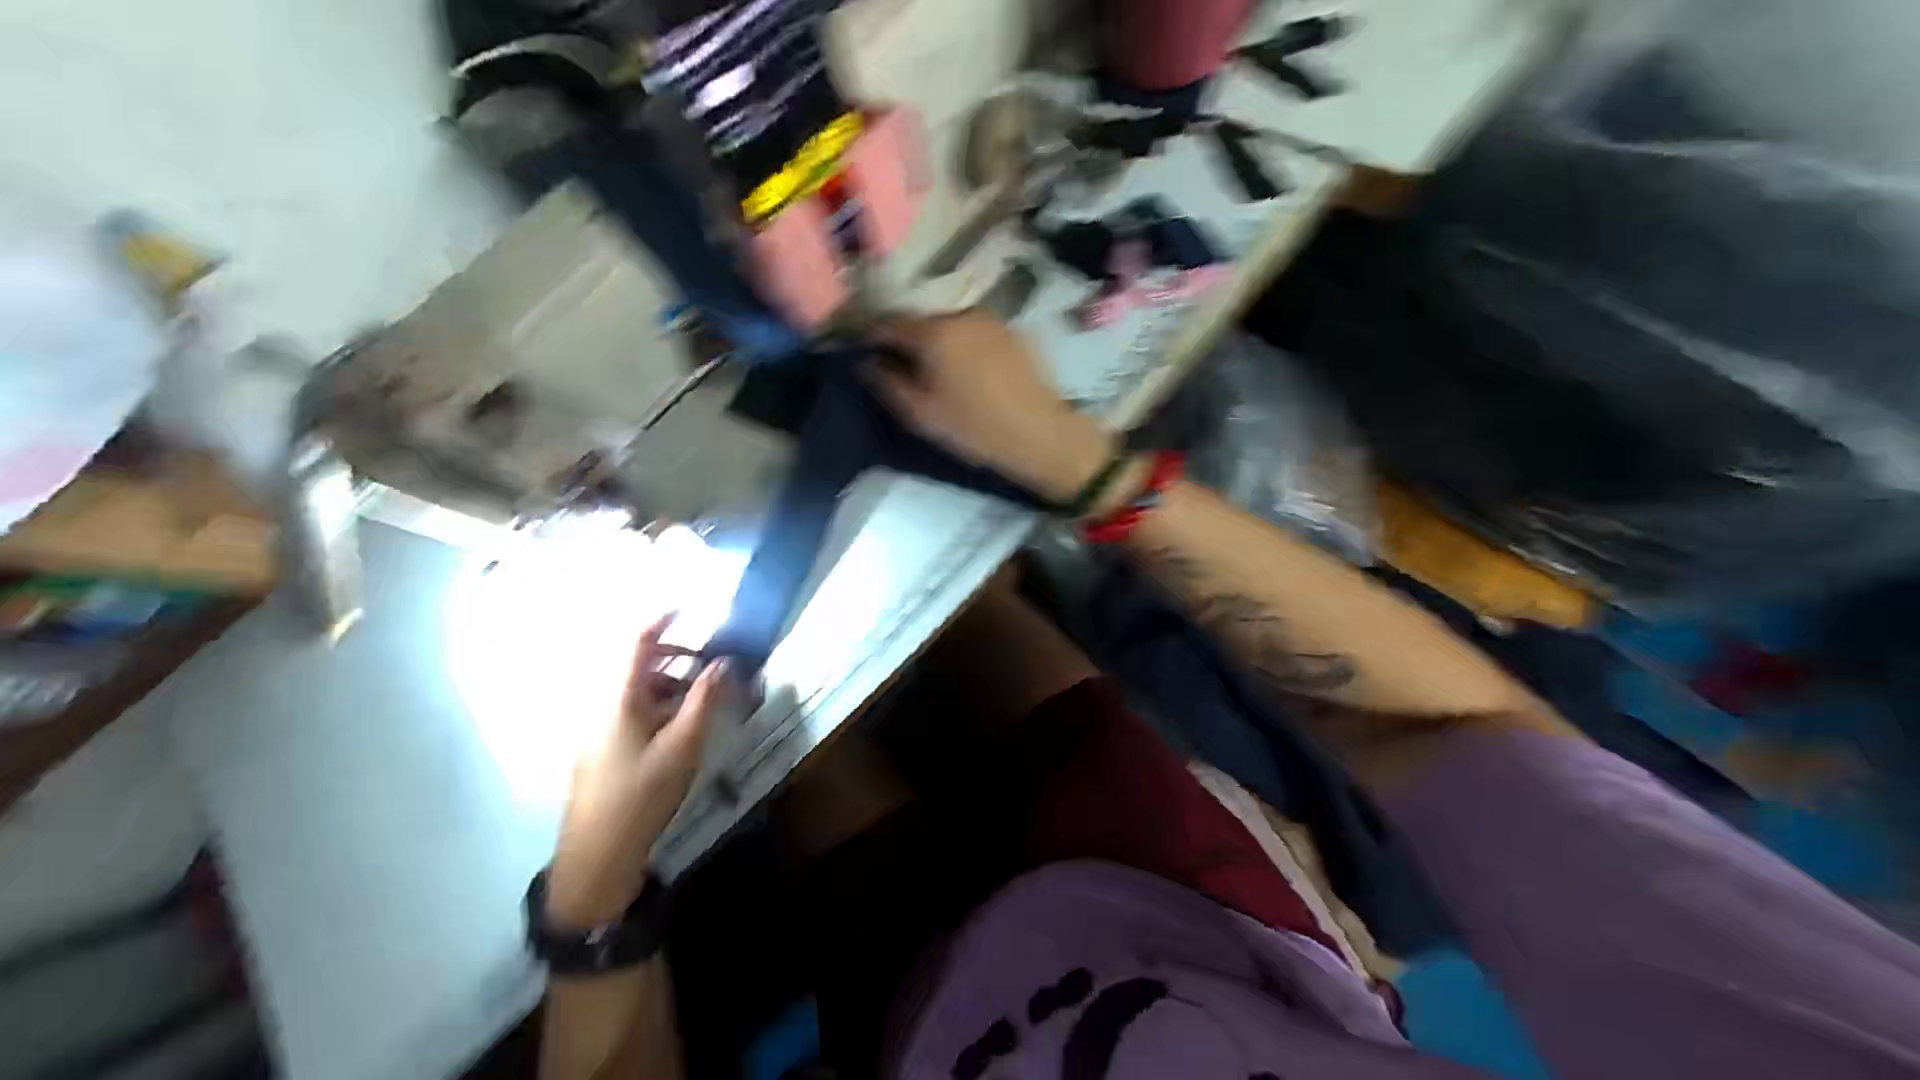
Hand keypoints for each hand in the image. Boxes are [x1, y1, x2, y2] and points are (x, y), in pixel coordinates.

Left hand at [546, 614, 727, 927]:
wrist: (598, 854)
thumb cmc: (643, 794)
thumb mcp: (684, 744)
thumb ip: (705, 699)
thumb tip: (723, 661)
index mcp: (619, 698)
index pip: (637, 642)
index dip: (661, 620)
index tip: (689, 608)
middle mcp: (603, 705)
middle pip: (637, 663)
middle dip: (674, 653)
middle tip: (709, 658)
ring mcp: (599, 728)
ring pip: (636, 688)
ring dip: (670, 680)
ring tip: (702, 694)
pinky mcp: (602, 747)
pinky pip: (631, 708)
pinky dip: (659, 703)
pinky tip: (681, 724)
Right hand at [870, 311, 1115, 503]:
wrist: (1040, 434)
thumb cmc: (974, 427)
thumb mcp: (920, 414)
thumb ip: (886, 383)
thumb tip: (866, 362)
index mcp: (934, 332)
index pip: (889, 323)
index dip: (872, 337)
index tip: (864, 352)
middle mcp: (961, 315)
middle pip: (921, 322)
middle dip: (906, 341)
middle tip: (900, 368)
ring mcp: (990, 321)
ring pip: (949, 327)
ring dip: (936, 344)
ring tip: (935, 374)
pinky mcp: (1012, 333)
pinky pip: (973, 334)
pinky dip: (962, 346)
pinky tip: (966, 373)